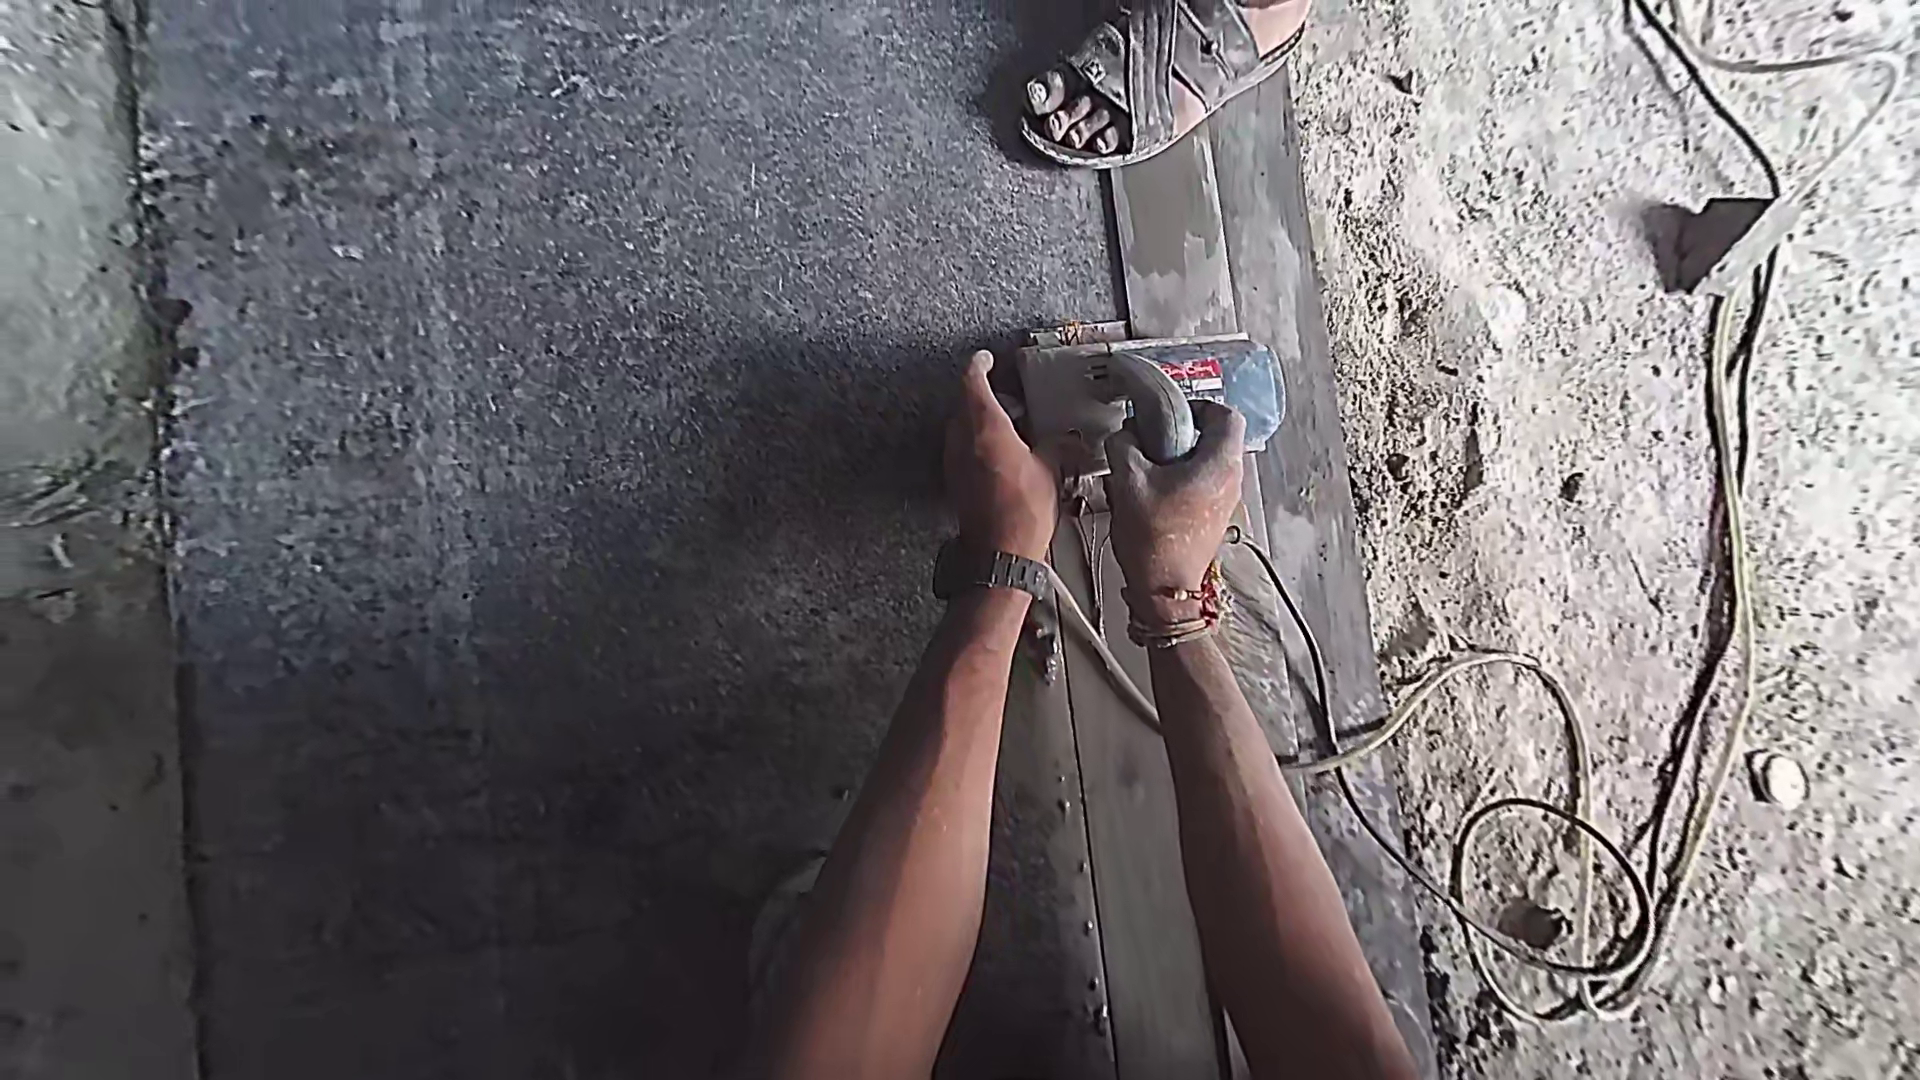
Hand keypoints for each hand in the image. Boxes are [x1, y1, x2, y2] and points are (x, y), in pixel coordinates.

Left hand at [945, 350, 1058, 560]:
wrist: (1000, 552)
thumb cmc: (1023, 511)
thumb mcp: (1050, 471)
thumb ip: (1057, 447)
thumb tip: (1067, 441)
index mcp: (986, 428)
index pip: (972, 383)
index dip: (978, 366)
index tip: (985, 360)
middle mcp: (963, 441)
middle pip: (966, 405)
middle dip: (986, 398)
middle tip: (1010, 402)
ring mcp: (955, 462)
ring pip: (962, 428)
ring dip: (981, 423)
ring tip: (1010, 432)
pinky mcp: (955, 481)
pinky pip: (962, 451)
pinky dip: (977, 445)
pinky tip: (1001, 459)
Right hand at [1104, 400, 1244, 616]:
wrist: (1164, 588)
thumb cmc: (1154, 539)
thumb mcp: (1127, 482)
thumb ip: (1122, 446)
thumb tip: (1124, 435)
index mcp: (1220, 464)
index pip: (1225, 414)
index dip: (1197, 405)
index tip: (1169, 413)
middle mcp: (1231, 479)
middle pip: (1214, 437)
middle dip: (1181, 432)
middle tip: (1151, 439)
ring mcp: (1225, 500)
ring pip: (1206, 460)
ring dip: (1177, 457)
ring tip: (1146, 467)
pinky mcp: (1213, 515)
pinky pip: (1200, 482)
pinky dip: (1178, 478)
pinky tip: (1151, 491)